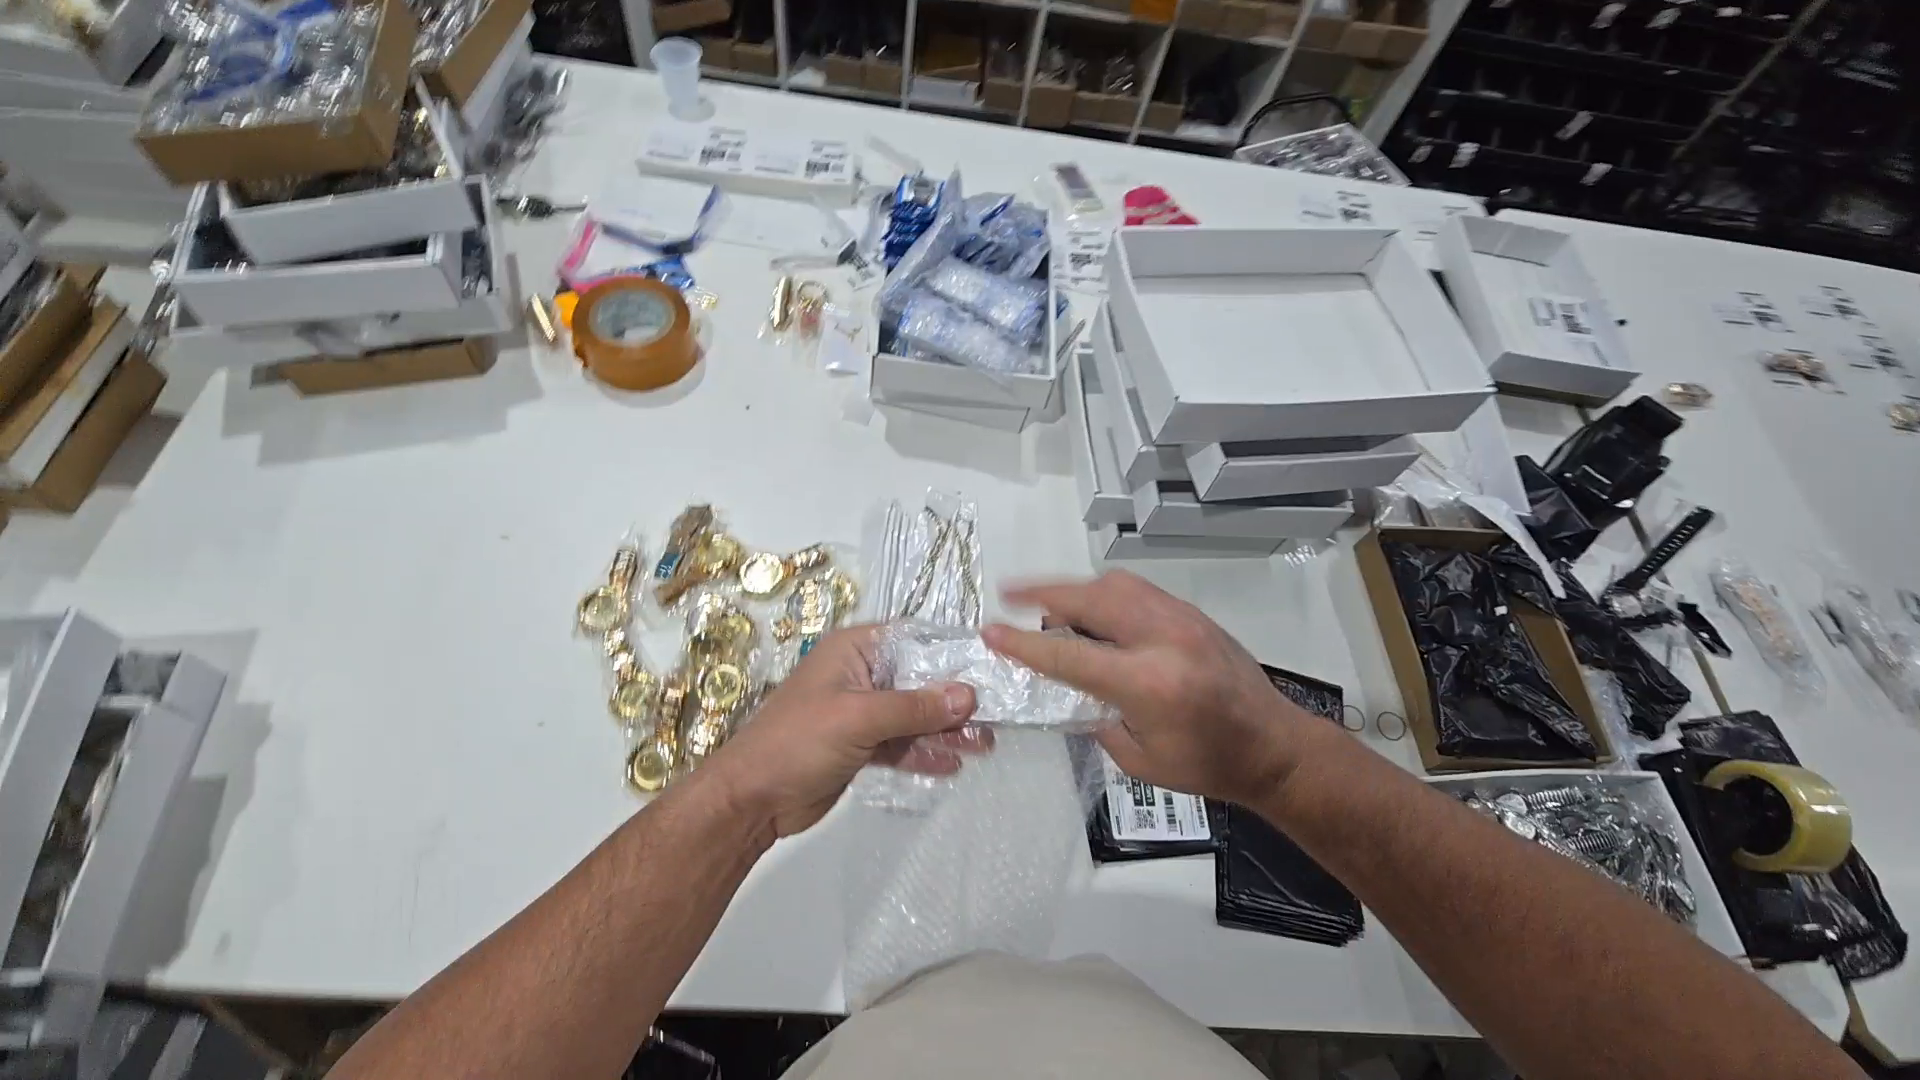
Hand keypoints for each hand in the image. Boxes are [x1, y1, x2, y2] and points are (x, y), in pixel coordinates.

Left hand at [705, 625, 986, 837]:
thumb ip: (915, 707)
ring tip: (985, 744)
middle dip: (954, 698)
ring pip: (913, 715)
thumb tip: (969, 695)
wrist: (751, 800)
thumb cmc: (798, 742)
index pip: (912, 639)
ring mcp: (860, 713)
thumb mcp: (859, 717)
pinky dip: (924, 753)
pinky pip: (901, 744)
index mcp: (853, 651)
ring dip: (945, 730)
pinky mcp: (859, 747)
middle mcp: (860, 676)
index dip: (951, 650)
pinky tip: (953, 764)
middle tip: (996, 715)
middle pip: (918, 680)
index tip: (991, 665)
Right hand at [981, 570, 1326, 805]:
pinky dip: (1105, 594)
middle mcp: (1163, 638)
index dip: (1024, 644)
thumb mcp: (1138, 758)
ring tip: (1047, 603)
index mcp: (1147, 683)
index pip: (1069, 655)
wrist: (1274, 748)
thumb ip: (1097, 716)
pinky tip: (1092, 612)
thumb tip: (1070, 686)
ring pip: (1114, 585)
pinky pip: (1138, 591)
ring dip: (1074, 590)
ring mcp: (1182, 619)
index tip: (991, 632)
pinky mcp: (1193, 614)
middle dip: (1042, 593)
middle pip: (1088, 599)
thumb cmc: (1206, 766)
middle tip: (1008, 594)